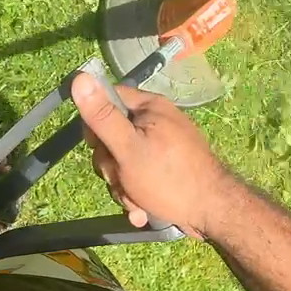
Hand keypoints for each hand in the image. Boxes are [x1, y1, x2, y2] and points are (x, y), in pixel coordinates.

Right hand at [71, 74, 241, 236]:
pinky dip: (137, 195)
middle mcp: (157, 122)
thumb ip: (103, 117)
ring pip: (122, 162)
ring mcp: (162, 146)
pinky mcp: (166, 168)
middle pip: (112, 136)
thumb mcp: (128, 148)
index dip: (95, 124)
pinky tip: (143, 211)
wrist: (212, 213)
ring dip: (123, 187)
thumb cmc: (169, 178)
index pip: (108, 99)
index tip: (97, 146)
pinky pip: (139, 176)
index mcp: (149, 107)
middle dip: (112, 166)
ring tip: (137, 202)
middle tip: (122, 180)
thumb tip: (78, 77)